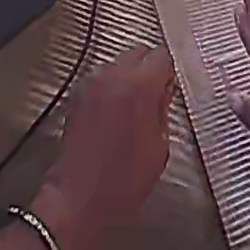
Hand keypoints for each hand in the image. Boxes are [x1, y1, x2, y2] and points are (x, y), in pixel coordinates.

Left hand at [27, 47, 175, 249]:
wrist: (79, 198)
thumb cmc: (123, 181)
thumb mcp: (159, 148)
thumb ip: (163, 109)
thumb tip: (164, 90)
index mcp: (139, 85)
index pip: (161, 55)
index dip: (168, 70)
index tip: (170, 85)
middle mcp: (114, 75)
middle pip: (138, 52)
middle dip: (148, 68)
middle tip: (155, 94)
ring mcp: (92, 81)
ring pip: (118, 63)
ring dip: (128, 76)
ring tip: (133, 107)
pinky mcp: (78, 92)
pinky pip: (101, 77)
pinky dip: (111, 86)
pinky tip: (113, 112)